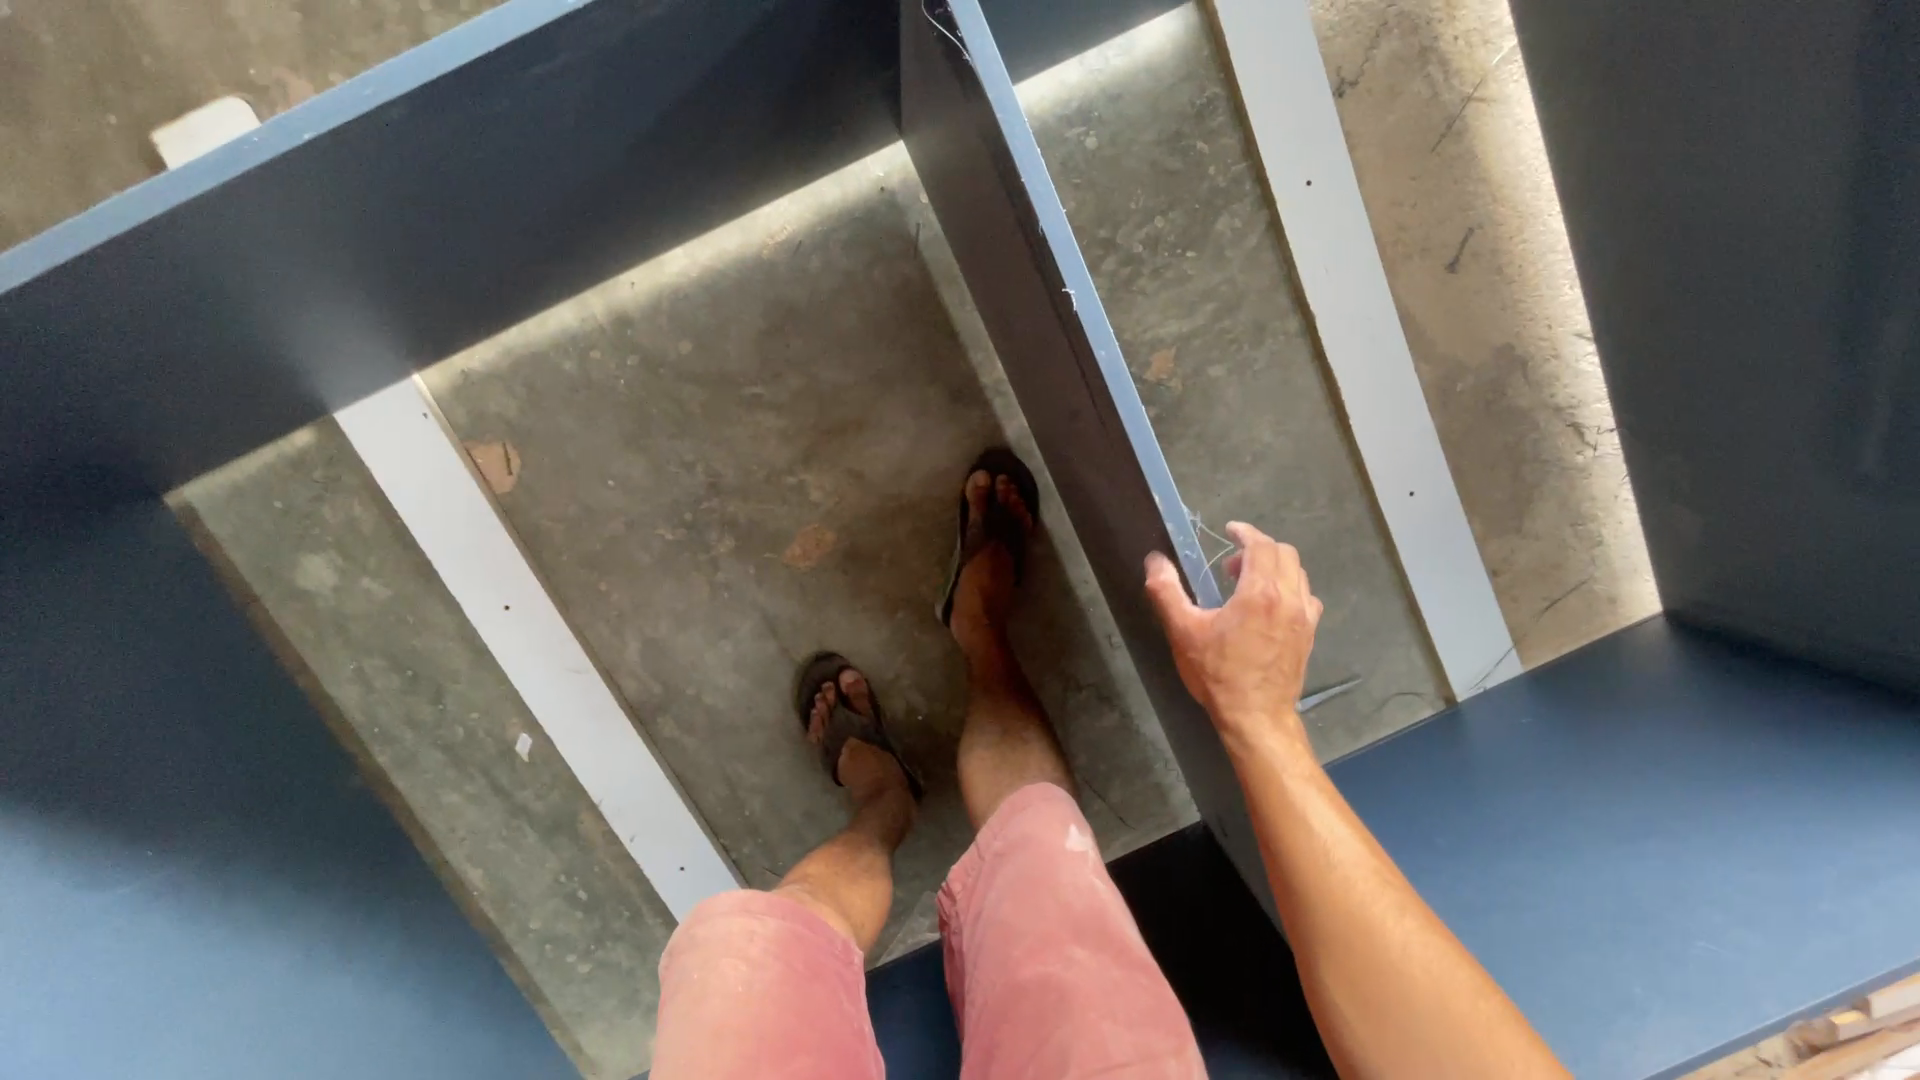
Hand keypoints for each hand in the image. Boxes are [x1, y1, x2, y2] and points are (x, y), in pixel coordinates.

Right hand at [1144, 522, 1322, 752]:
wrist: (1255, 716)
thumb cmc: (1217, 674)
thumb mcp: (1182, 631)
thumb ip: (1166, 591)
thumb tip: (1155, 561)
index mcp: (1259, 593)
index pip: (1261, 545)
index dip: (1245, 532)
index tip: (1229, 531)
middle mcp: (1289, 599)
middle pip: (1284, 554)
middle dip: (1258, 549)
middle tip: (1230, 564)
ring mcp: (1304, 617)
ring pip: (1298, 574)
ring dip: (1274, 568)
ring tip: (1247, 583)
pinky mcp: (1309, 635)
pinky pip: (1306, 597)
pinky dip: (1289, 589)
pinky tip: (1269, 606)